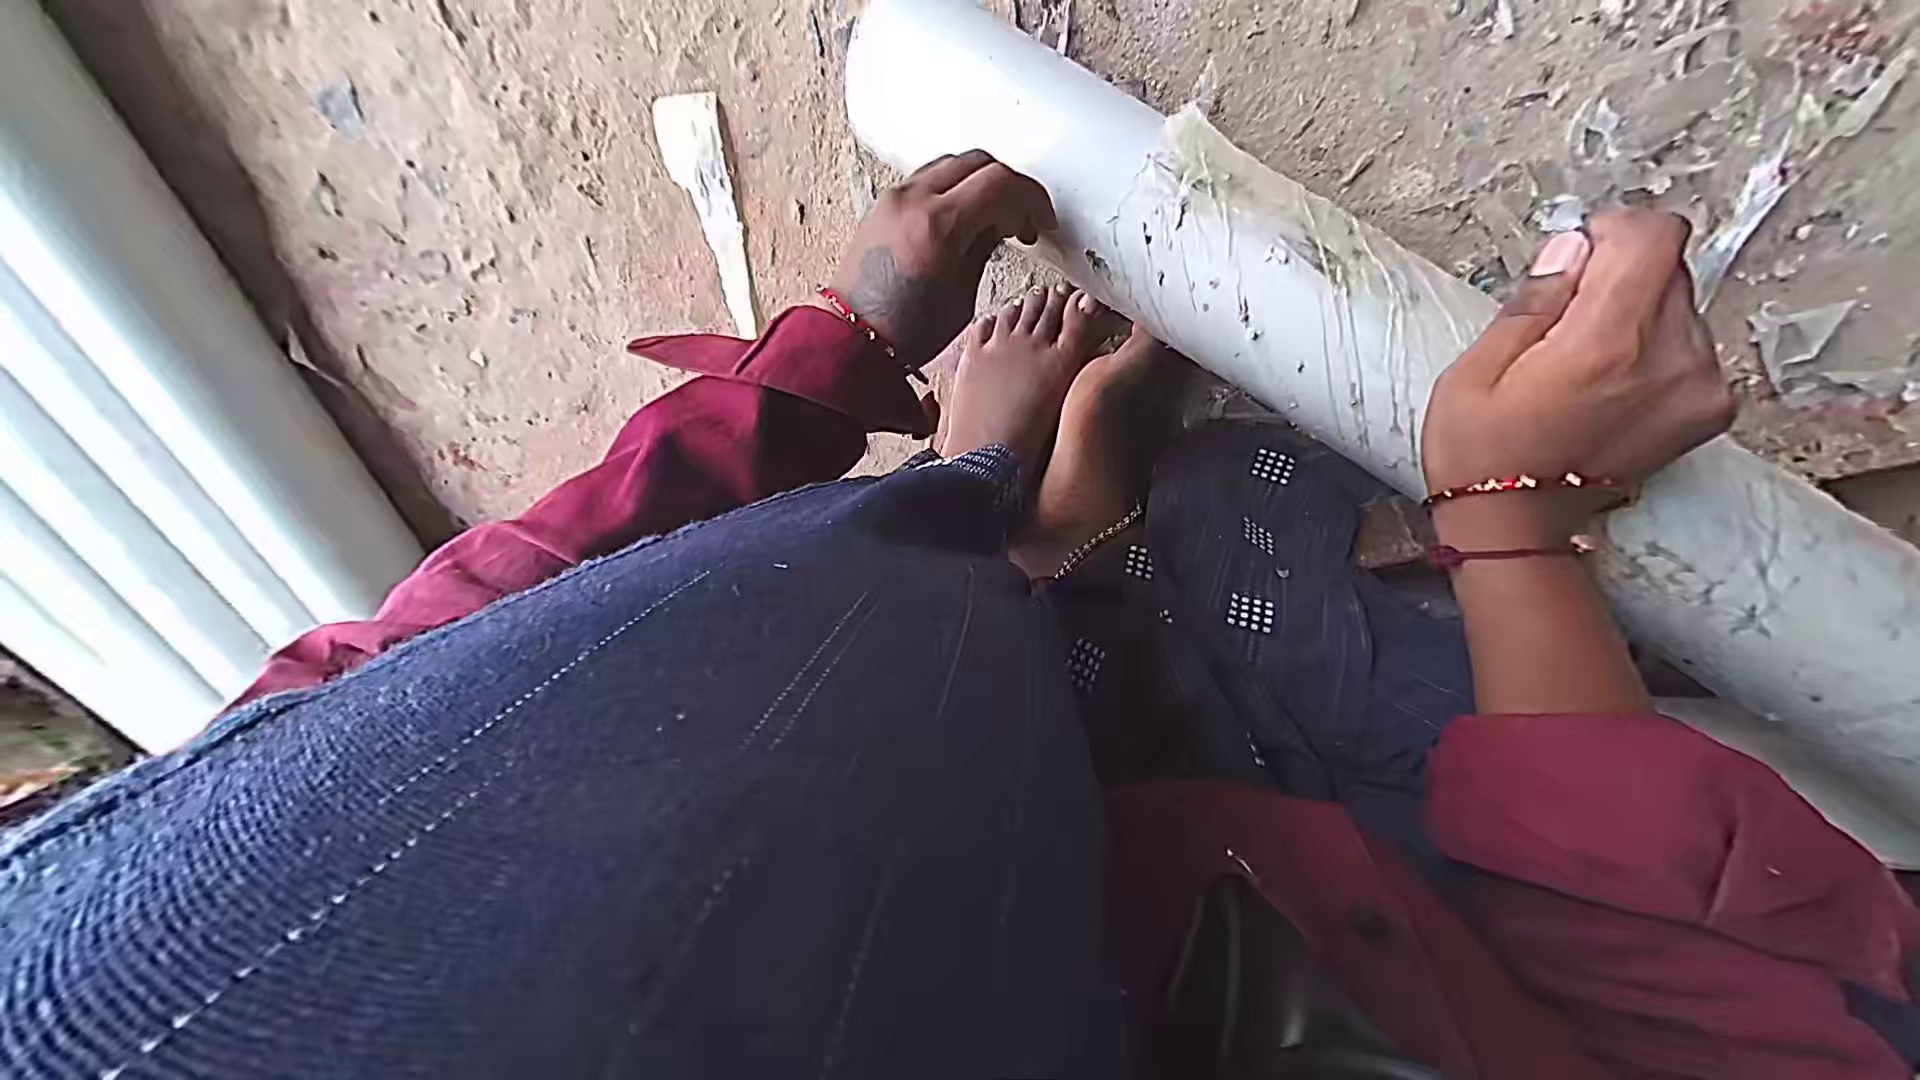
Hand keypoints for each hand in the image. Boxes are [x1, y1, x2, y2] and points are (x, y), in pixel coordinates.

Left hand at [823, 151, 1056, 367]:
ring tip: (993, 219)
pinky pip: (928, 179)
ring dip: (980, 184)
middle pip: (978, 164)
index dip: (1031, 198)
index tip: (1040, 219)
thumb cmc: (903, 331)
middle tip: (1021, 219)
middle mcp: (913, 201)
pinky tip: (962, 217)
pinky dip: (953, 189)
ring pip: (952, 166)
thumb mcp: (961, 295)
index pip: (1000, 183)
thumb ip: (983, 248)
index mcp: (939, 226)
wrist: (854, 337)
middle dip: (1009, 187)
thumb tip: (1000, 225)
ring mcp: (894, 199)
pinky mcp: (883, 206)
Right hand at [1421, 209, 1734, 543]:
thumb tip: (1570, 249)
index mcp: (1603, 347)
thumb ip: (1528, 307)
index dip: (1612, 231)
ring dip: (1628, 316)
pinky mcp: (1709, 406)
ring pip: (1678, 308)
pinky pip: (1690, 345)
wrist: (1512, 522)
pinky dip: (1648, 349)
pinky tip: (1601, 384)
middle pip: (1666, 272)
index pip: (1652, 239)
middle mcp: (1670, 358)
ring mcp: (1699, 384)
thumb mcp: (1469, 376)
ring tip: (1573, 365)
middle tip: (1554, 323)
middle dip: (1612, 279)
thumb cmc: (1475, 452)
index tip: (1574, 251)